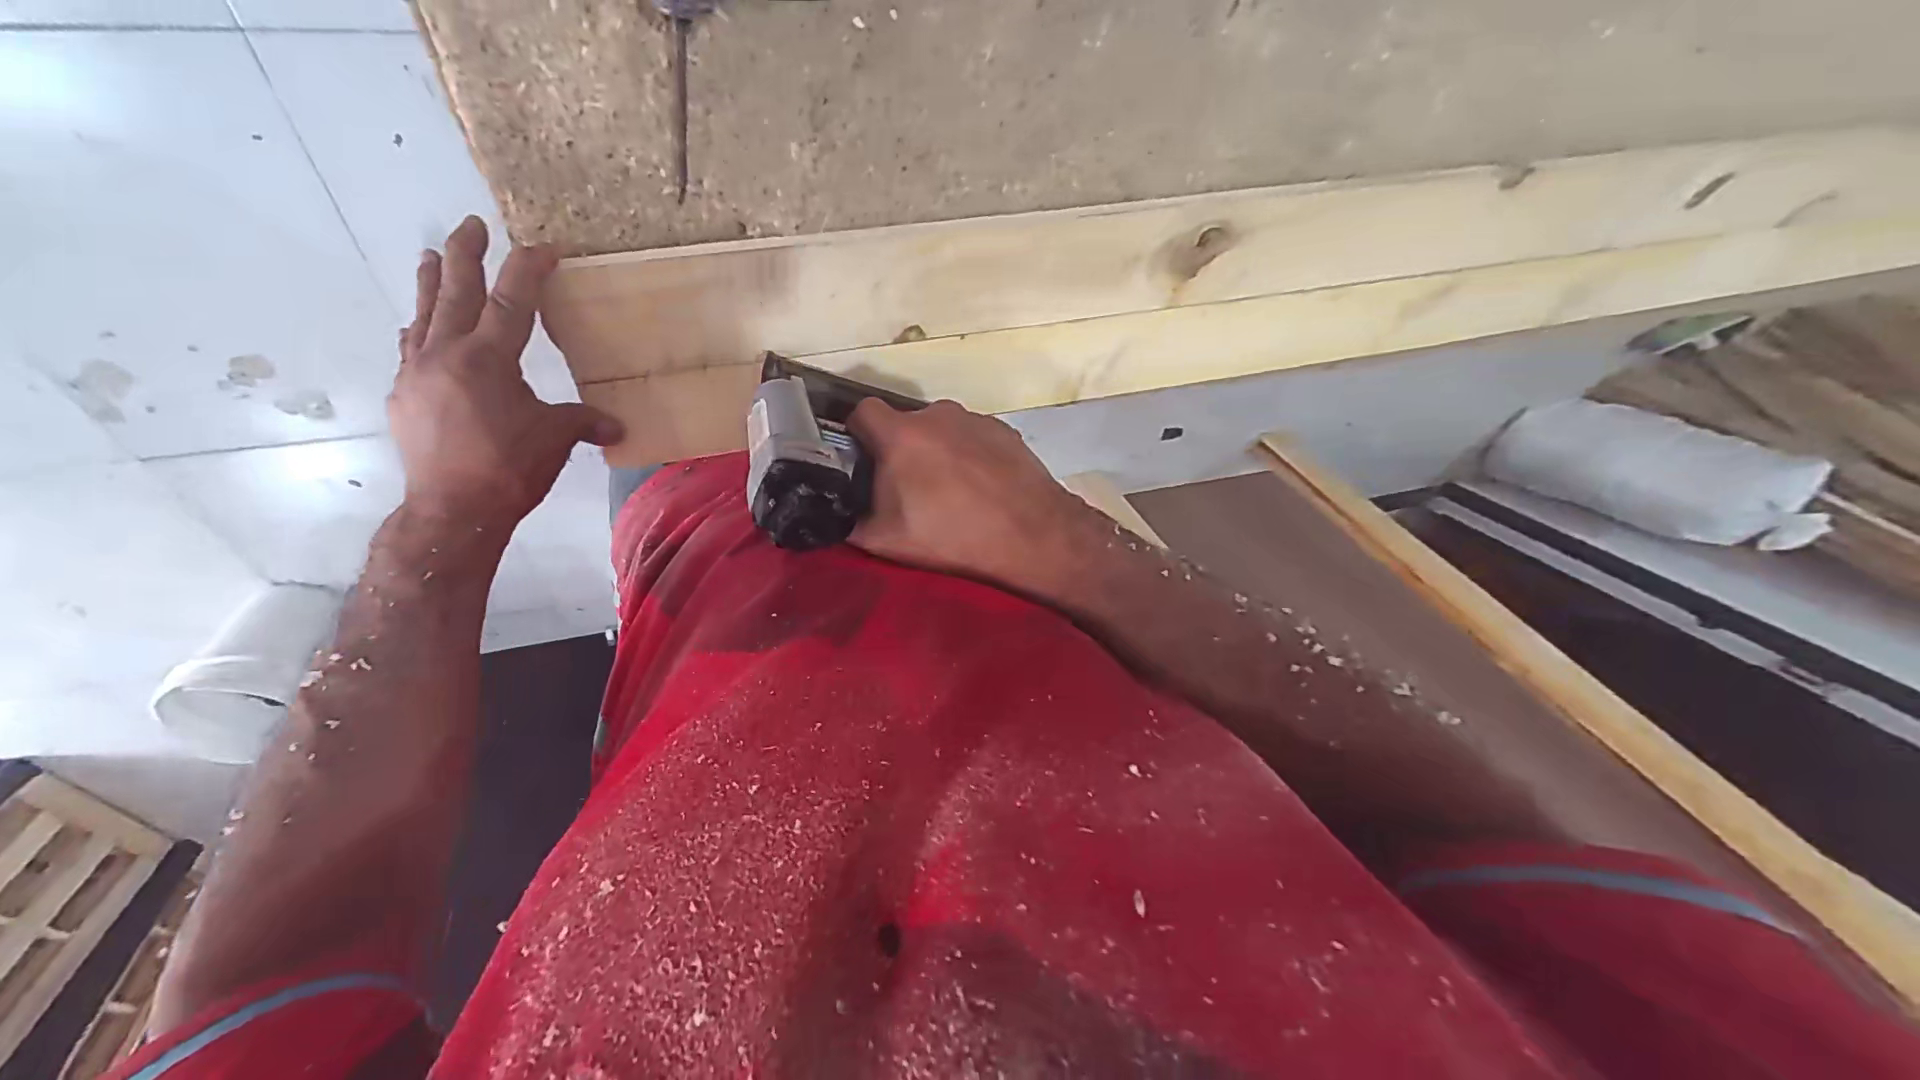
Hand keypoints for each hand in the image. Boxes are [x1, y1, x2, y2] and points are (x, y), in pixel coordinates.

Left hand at [390, 217, 622, 529]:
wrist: (453, 508)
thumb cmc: (510, 467)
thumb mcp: (556, 439)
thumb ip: (584, 422)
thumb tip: (616, 427)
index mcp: (489, 359)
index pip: (511, 301)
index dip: (528, 269)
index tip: (542, 246)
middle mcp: (447, 354)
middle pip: (456, 292)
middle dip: (466, 253)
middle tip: (471, 223)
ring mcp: (418, 373)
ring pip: (424, 314)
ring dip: (432, 282)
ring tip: (433, 256)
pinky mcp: (405, 396)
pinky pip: (411, 349)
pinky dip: (419, 330)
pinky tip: (419, 328)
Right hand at [848, 399, 1100, 597]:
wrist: (1032, 535)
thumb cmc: (952, 536)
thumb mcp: (886, 541)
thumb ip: (850, 523)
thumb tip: (835, 516)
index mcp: (901, 434)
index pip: (862, 412)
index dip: (857, 433)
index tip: (863, 459)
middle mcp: (937, 415)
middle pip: (905, 424)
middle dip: (901, 450)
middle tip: (909, 489)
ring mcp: (975, 420)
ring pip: (941, 430)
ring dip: (938, 452)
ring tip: (951, 493)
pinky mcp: (1004, 431)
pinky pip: (973, 438)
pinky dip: (970, 455)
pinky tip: (981, 488)